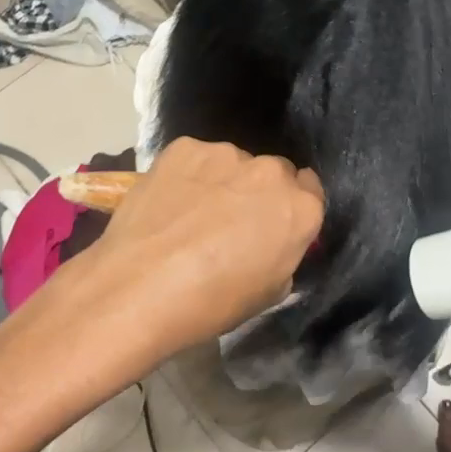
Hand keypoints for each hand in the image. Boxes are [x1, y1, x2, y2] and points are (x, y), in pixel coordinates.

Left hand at [75, 138, 324, 354]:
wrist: (139, 288)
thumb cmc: (211, 303)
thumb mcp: (267, 294)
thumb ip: (282, 256)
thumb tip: (271, 244)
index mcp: (300, 209)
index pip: (311, 191)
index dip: (289, 210)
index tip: (270, 227)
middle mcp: (270, 172)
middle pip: (273, 173)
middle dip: (258, 193)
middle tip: (230, 223)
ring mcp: (225, 155)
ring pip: (233, 163)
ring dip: (222, 182)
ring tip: (191, 215)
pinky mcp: (184, 148)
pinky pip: (196, 159)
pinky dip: (188, 176)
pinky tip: (169, 203)